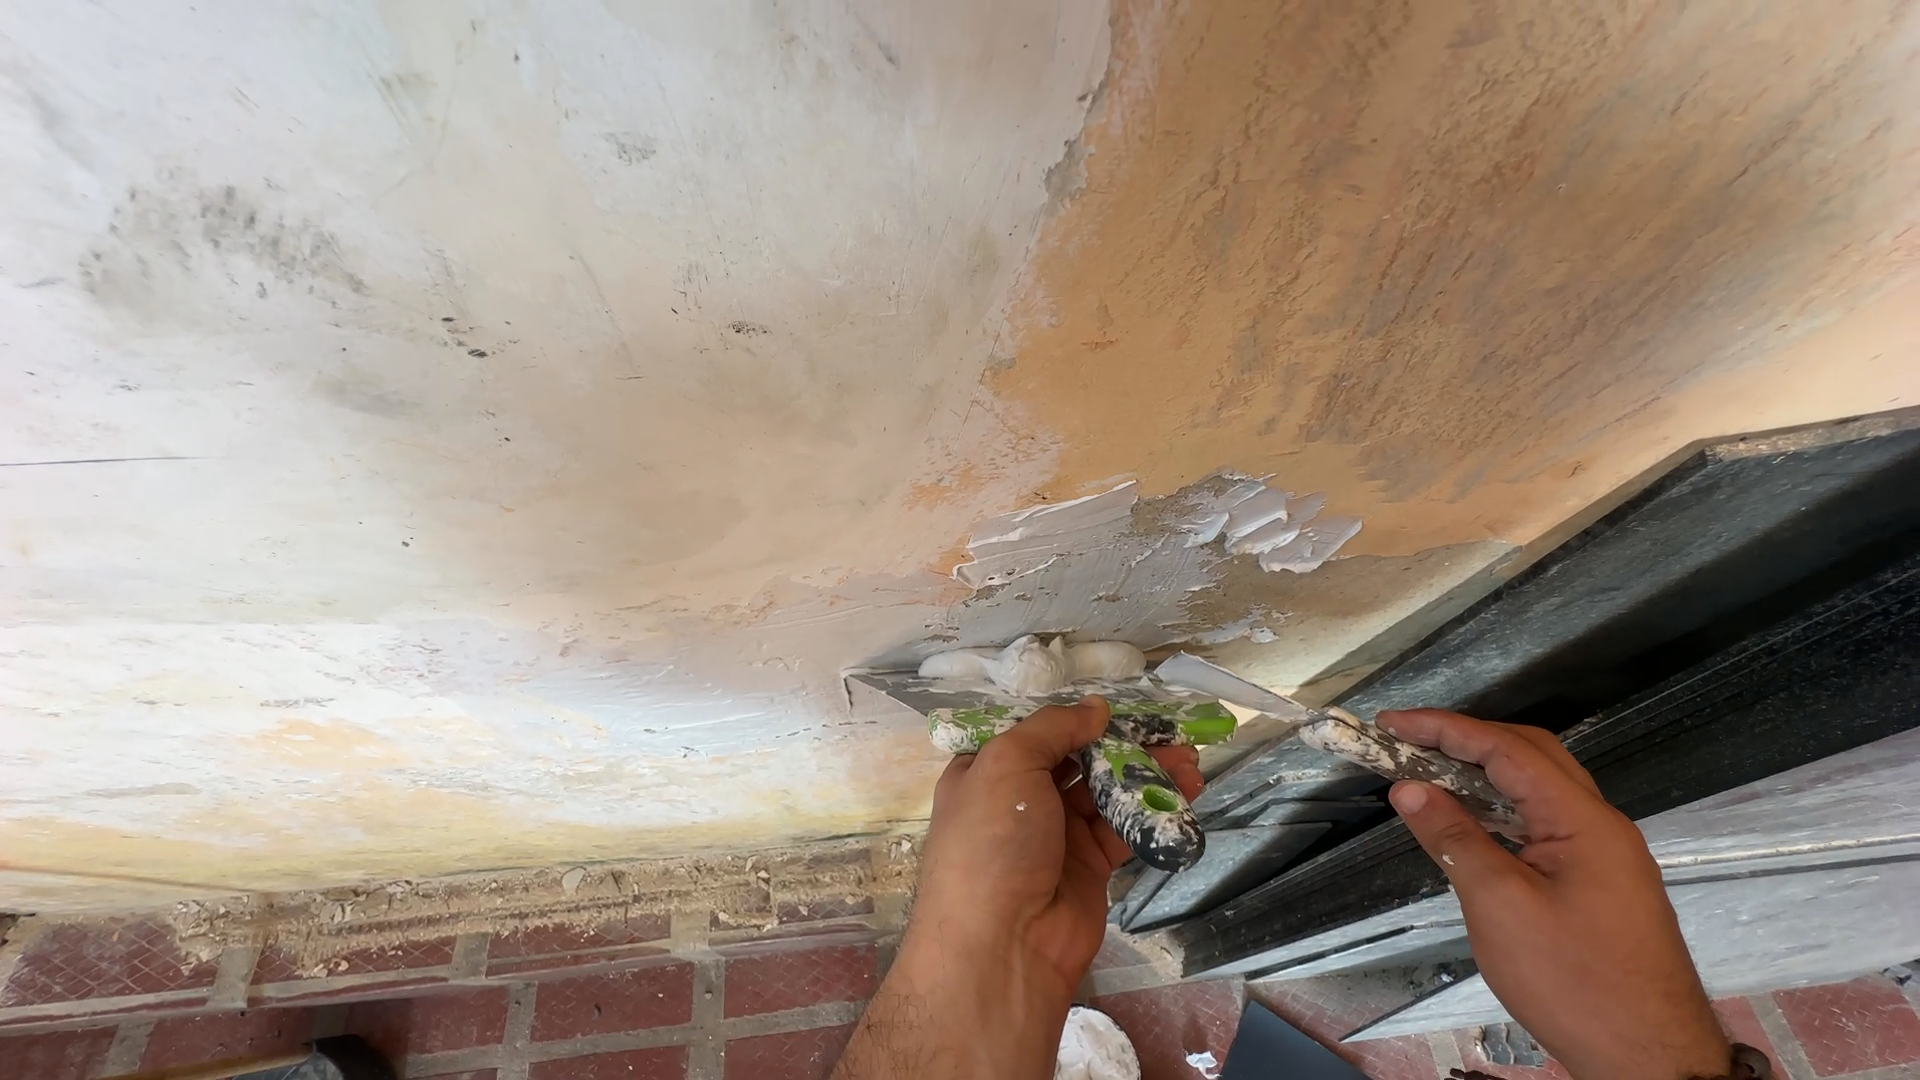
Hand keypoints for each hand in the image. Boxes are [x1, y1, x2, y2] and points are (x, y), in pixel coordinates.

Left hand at [832, 697, 1203, 1079]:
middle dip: (1120, 741)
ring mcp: (1055, 833)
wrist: (1002, 947)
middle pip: (1076, 758)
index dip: (1072, 716)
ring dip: (1146, 771)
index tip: (1115, 704)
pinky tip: (1187, 791)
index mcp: (986, 769)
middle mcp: (1019, 798)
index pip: (1032, 732)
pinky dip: (1154, 809)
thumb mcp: (1007, 763)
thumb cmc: (993, 839)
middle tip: (1167, 729)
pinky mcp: (1089, 865)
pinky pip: (1125, 827)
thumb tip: (1096, 707)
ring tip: (1189, 757)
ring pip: (1106, 790)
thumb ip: (1053, 728)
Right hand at [1379, 709, 1729, 1079]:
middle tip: (1406, 738)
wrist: (1653, 1065)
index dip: (1442, 728)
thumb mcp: (1498, 904)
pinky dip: (1494, 801)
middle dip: (1462, 736)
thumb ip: (1452, 836)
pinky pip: (1537, 817)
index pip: (1505, 749)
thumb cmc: (1573, 981)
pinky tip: (1464, 814)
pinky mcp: (1594, 879)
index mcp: (1582, 821)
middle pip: (1527, 753)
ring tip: (1423, 767)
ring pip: (1534, 785)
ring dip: (1478, 767)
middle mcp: (1598, 825)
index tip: (1389, 724)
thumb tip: (1408, 788)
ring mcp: (1601, 853)